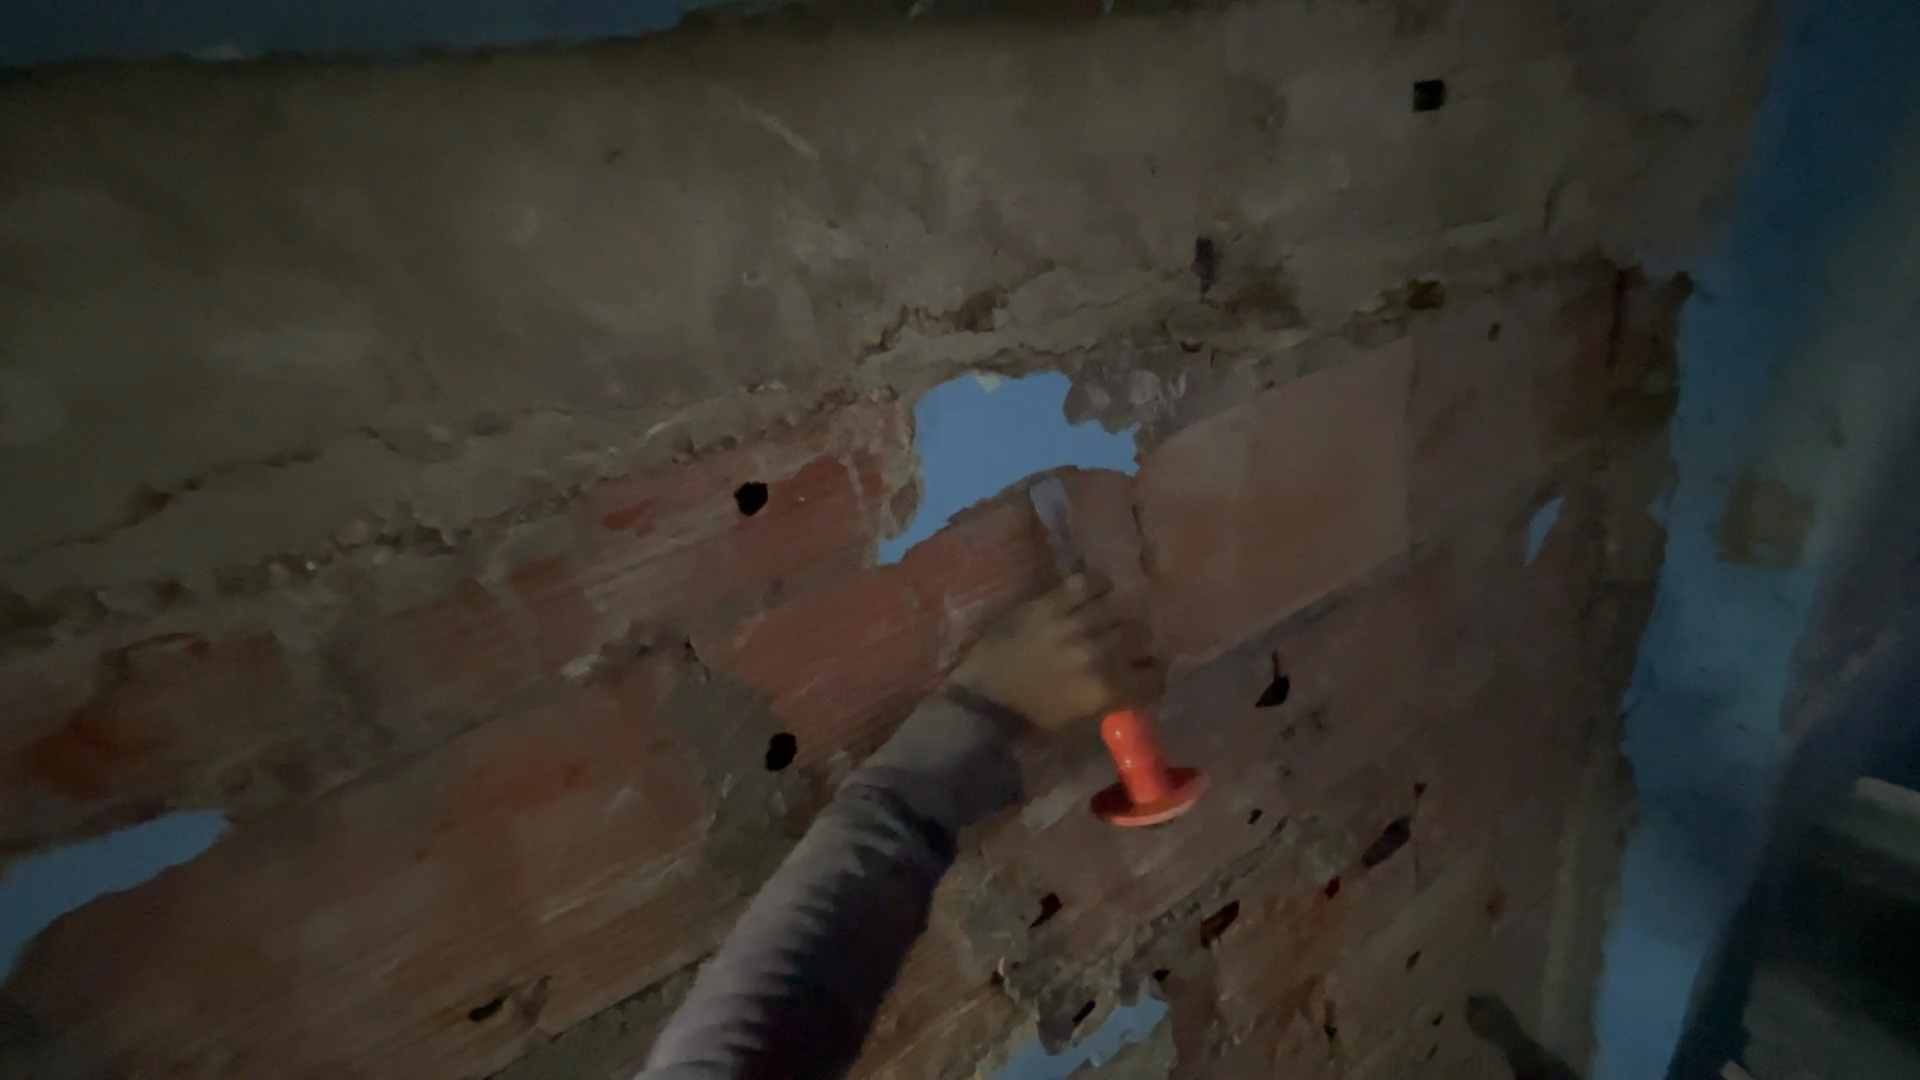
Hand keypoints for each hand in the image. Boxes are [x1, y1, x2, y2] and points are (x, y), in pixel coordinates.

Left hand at [948, 574, 1164, 732]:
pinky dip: (1099, 584)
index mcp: (1106, 689)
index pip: (1154, 676)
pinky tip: (1098, 591)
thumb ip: (1113, 696)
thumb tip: (1134, 677)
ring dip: (1120, 613)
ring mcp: (1073, 623)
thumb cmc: (1031, 718)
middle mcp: (1097, 653)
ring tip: (1112, 616)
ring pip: (1120, 605)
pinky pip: (1087, 581)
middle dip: (1138, 641)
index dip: (1153, 674)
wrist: (984, 700)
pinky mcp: (1050, 602)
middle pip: (1140, 634)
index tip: (1145, 671)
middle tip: (1127, 642)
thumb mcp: (1081, 718)